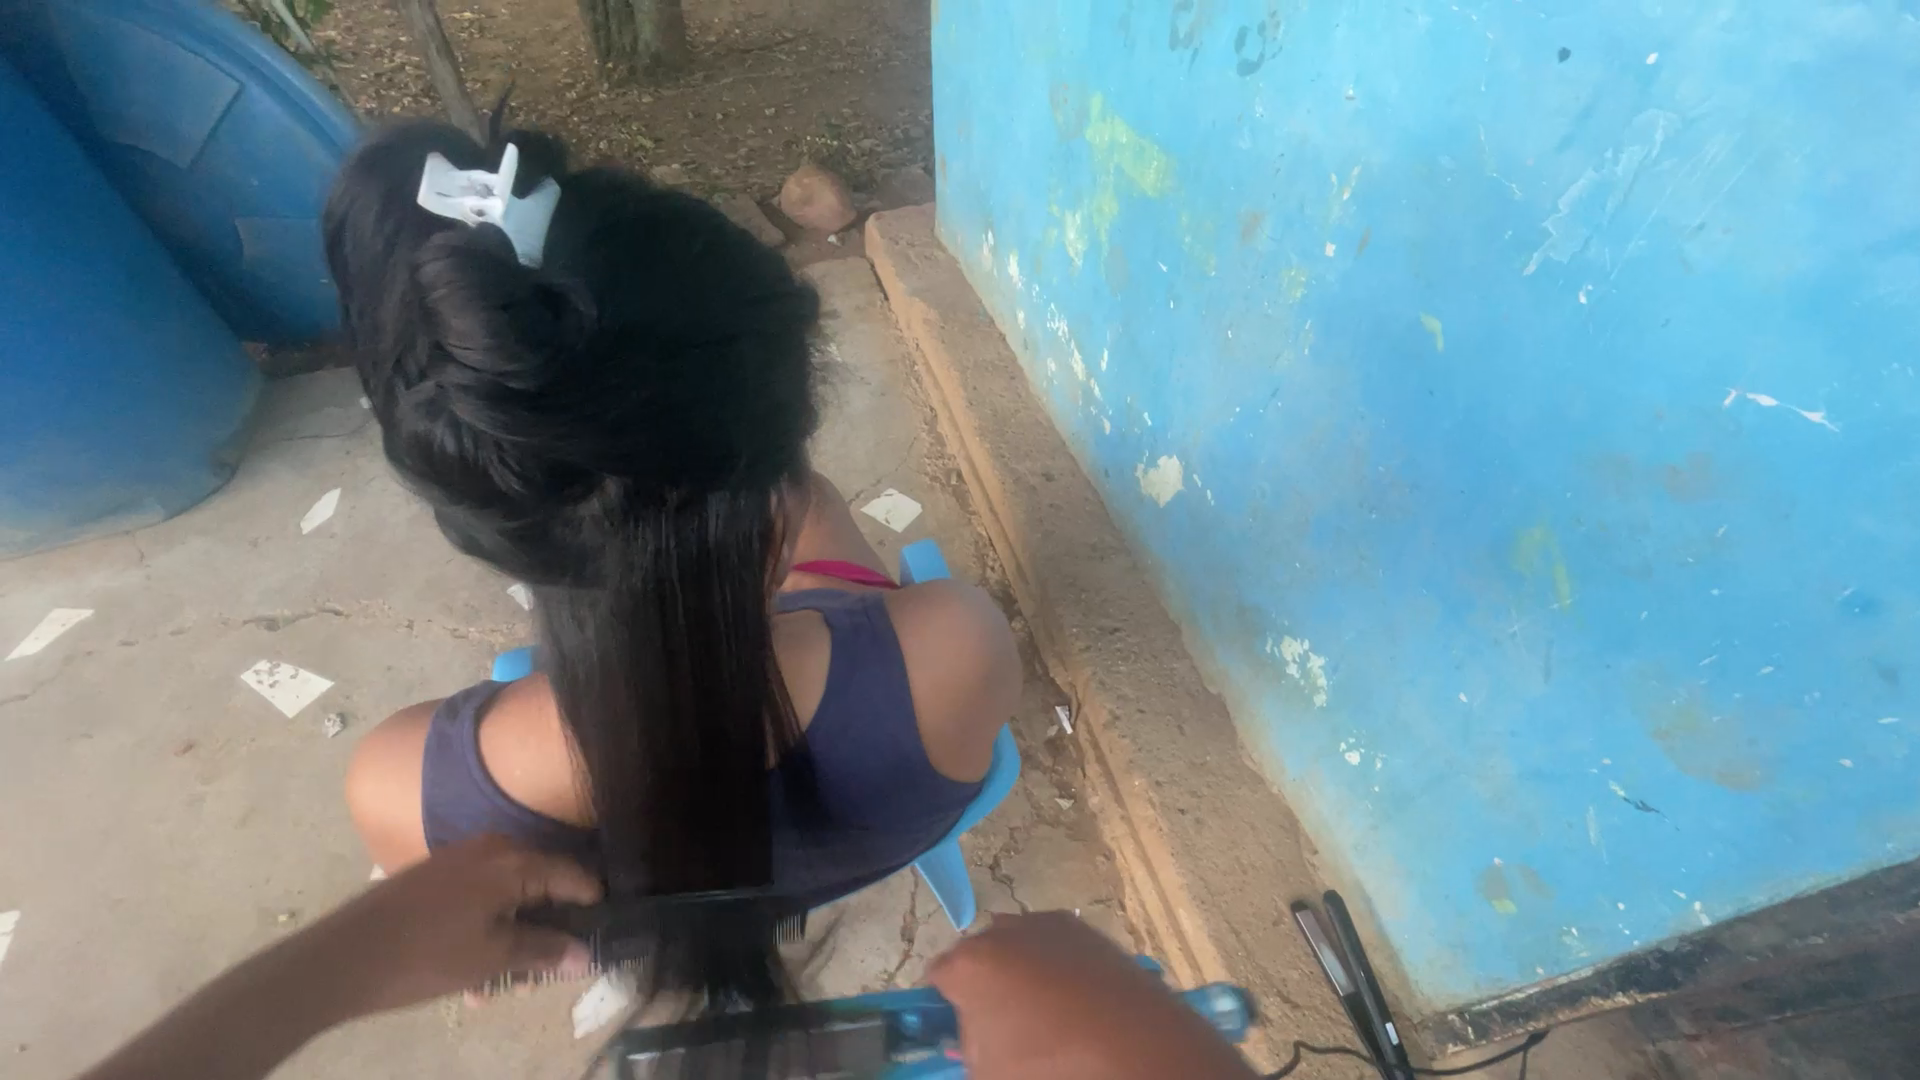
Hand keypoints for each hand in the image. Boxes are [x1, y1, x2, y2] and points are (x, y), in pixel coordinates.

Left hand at [298, 834, 601, 1017]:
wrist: (334, 960)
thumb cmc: (423, 956)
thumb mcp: (490, 959)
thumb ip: (544, 952)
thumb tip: (586, 955)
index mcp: (516, 861)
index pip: (575, 875)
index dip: (590, 907)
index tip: (596, 936)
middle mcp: (495, 848)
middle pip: (541, 884)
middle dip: (546, 928)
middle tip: (543, 970)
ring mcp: (462, 857)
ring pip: (508, 894)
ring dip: (513, 934)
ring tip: (500, 983)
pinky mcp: (436, 874)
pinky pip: (480, 894)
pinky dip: (486, 924)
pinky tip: (471, 968)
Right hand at [926, 912, 1257, 1079]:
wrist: (1142, 1056)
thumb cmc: (1052, 1071)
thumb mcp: (990, 1076)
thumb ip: (968, 1053)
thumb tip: (971, 1040)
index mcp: (970, 965)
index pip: (935, 975)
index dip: (941, 1006)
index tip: (955, 1032)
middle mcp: (1003, 931)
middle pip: (975, 955)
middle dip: (981, 988)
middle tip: (1000, 1033)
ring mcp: (1047, 925)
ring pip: (1016, 947)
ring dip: (1019, 975)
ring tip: (1045, 1021)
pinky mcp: (1086, 930)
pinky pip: (1053, 947)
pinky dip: (1055, 970)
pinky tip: (1076, 1006)